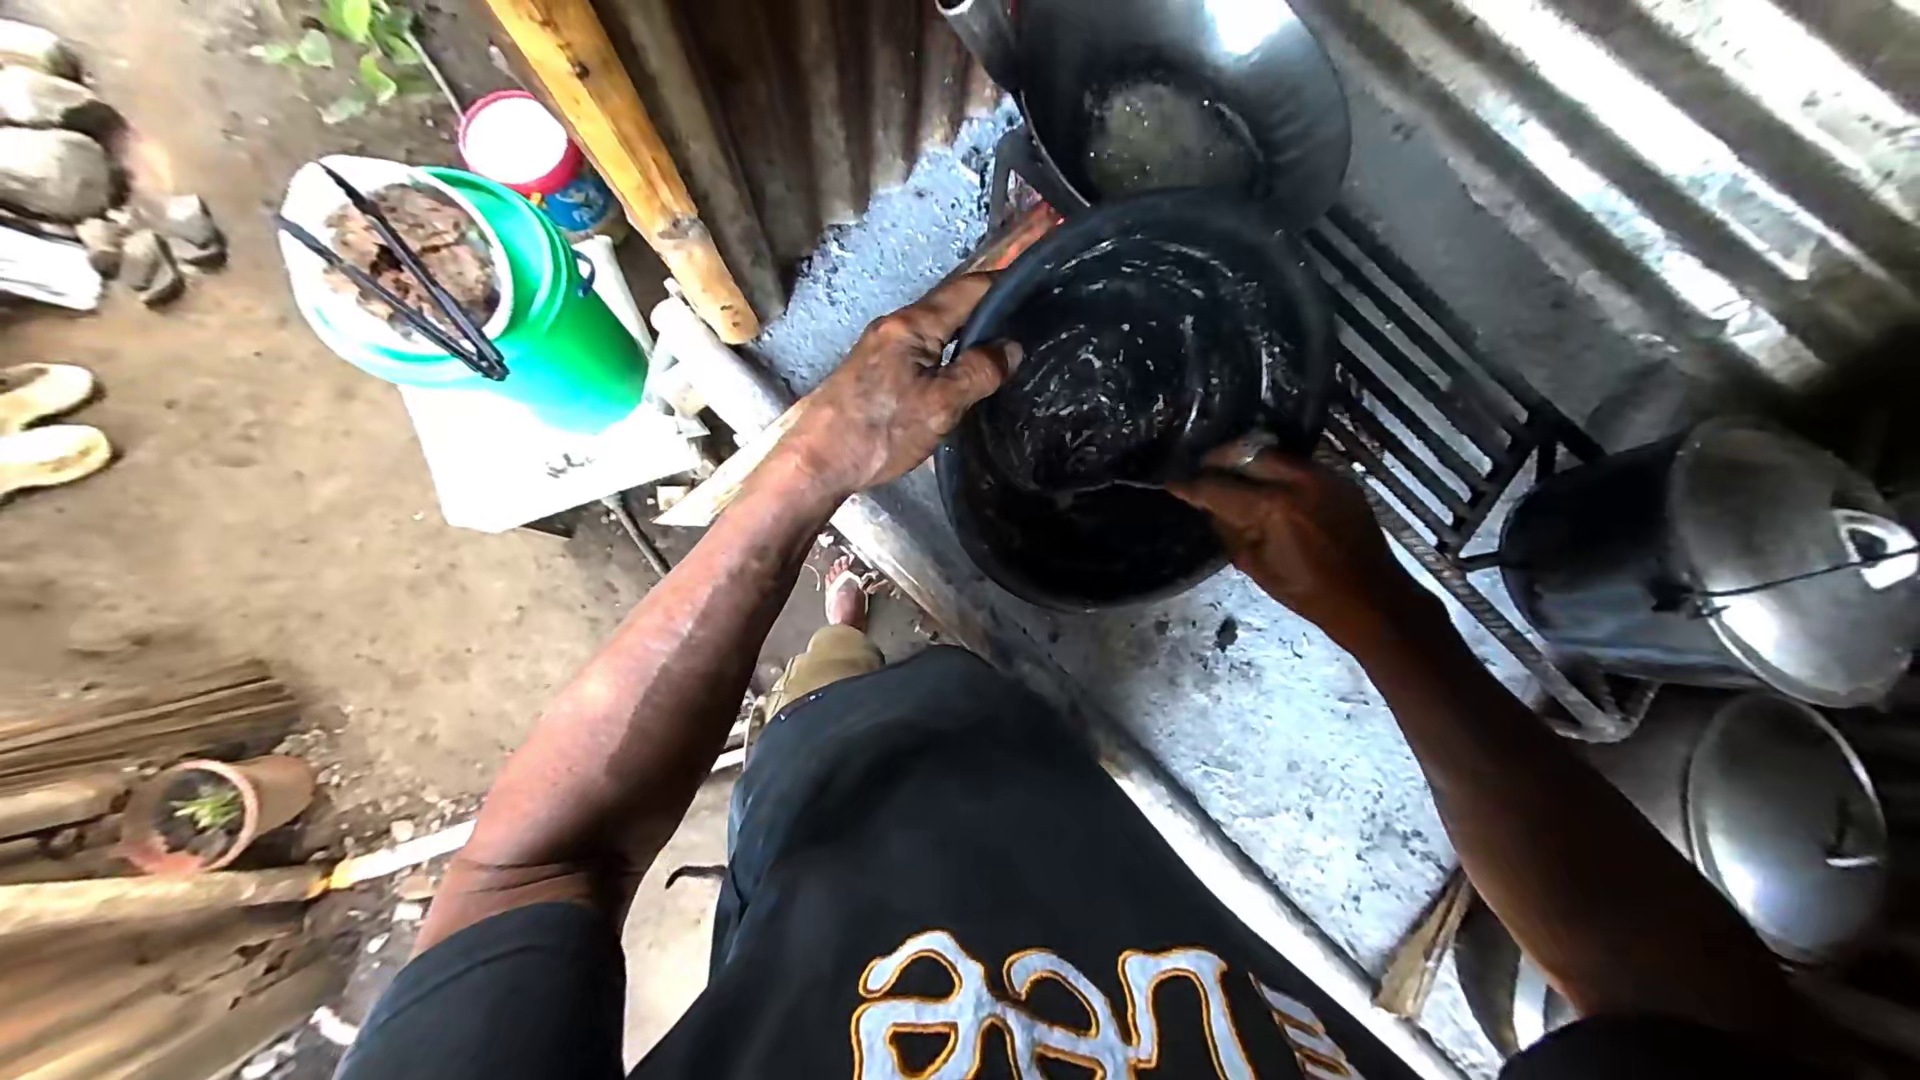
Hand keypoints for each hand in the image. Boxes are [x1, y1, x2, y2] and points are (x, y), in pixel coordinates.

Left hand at [775, 274, 1020, 495]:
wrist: (819, 462)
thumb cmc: (880, 432)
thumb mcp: (940, 405)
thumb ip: (979, 373)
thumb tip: (1011, 348)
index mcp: (912, 325)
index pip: (967, 288)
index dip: (1003, 285)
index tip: (1035, 292)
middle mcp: (894, 326)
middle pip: (950, 307)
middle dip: (988, 312)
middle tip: (1027, 327)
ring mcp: (880, 348)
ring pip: (935, 331)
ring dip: (967, 335)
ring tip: (1001, 350)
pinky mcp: (874, 371)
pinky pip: (921, 350)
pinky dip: (947, 353)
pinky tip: (960, 372)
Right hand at [1167, 447, 1435, 648]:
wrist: (1370, 597)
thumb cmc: (1306, 592)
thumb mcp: (1253, 565)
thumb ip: (1228, 529)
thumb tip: (1210, 507)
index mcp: (1272, 508)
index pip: (1217, 487)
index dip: (1190, 486)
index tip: (1172, 483)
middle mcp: (1297, 482)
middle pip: (1244, 453)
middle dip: (1217, 460)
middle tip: (1200, 470)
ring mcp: (1322, 476)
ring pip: (1271, 453)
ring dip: (1245, 460)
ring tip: (1229, 472)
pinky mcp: (1338, 478)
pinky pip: (1296, 463)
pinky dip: (1273, 468)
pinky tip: (1264, 483)